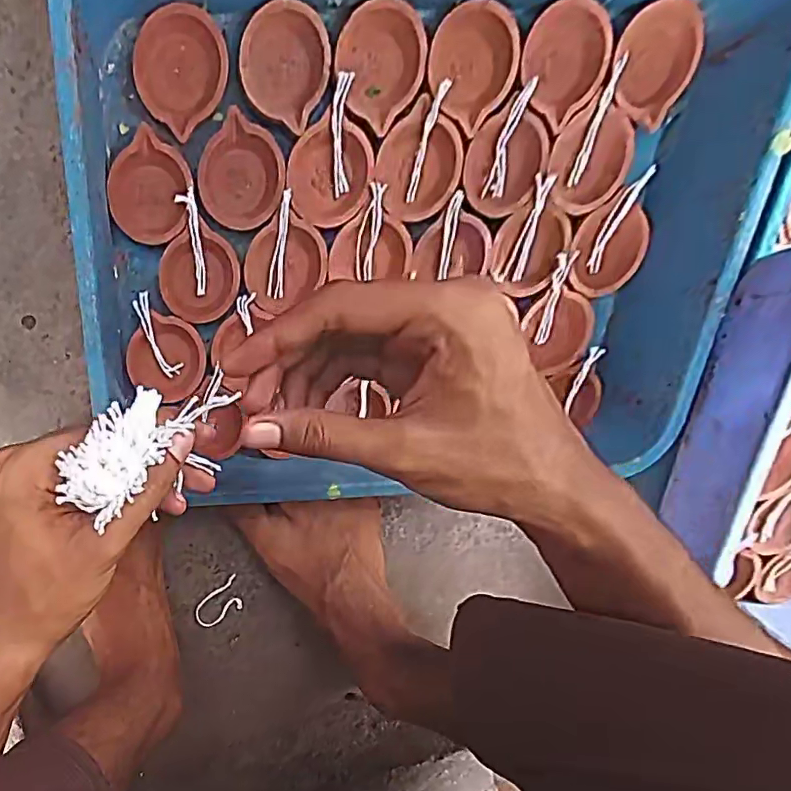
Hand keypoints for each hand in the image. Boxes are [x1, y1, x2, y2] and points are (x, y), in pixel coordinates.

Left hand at [0, 422, 210, 662]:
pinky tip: (145, 504)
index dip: (149, 440)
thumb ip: (144, 490)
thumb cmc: (42, 600)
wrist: (17, 633)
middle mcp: (18, 465)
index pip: (99, 434)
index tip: (181, 440)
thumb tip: (172, 451)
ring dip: (136, 482)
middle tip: (186, 473)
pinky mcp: (35, 495)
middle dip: (147, 465)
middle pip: (100, 449)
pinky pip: (85, 481)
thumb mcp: (106, 540)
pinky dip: (114, 493)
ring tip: (172, 495)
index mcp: (23, 468)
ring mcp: (25, 479)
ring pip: (97, 466)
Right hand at [225, 279, 604, 525]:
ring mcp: (437, 325)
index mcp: (449, 309)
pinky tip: (307, 413)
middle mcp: (444, 303)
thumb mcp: (403, 450)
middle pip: (340, 319)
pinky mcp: (431, 349)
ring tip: (275, 416)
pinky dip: (331, 384)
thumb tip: (255, 430)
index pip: (342, 306)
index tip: (237, 367)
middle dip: (288, 361)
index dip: (279, 337)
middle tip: (251, 401)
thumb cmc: (499, 466)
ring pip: (347, 339)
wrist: (553, 487)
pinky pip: (365, 357)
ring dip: (305, 376)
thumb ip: (323, 435)